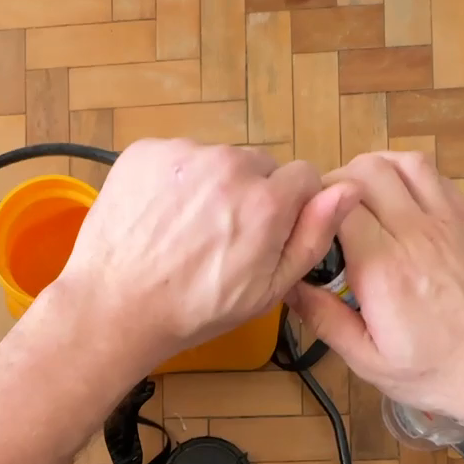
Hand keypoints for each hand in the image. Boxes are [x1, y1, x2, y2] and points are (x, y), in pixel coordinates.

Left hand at [51, 139, 357, 365]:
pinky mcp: (146, 152)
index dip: (289, 208)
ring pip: (215, 162)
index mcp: (267, 202)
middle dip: (248, 197)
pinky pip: (176, 159)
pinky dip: (172, 182)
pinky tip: (159, 221)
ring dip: (209, 188)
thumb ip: (311, 237)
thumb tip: (347, 190)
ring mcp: (184, 154)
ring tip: (184, 234)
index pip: (303, 177)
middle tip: (219, 241)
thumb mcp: (266, 290)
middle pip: (258, 168)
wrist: (116, 308)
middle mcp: (229, 165)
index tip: (265, 235)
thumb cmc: (194, 311)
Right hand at [285, 152, 463, 427]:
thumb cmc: (437, 372)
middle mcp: (415, 234)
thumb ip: (325, 320)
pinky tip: (395, 200)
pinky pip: (434, 176)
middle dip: (335, 183)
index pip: (339, 206)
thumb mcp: (368, 361)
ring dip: (371, 169)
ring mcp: (448, 222)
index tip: (302, 227)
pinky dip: (406, 174)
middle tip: (323, 214)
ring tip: (356, 198)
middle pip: (367, 172)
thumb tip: (290, 287)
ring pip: (402, 162)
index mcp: (383, 270)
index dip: (313, 207)